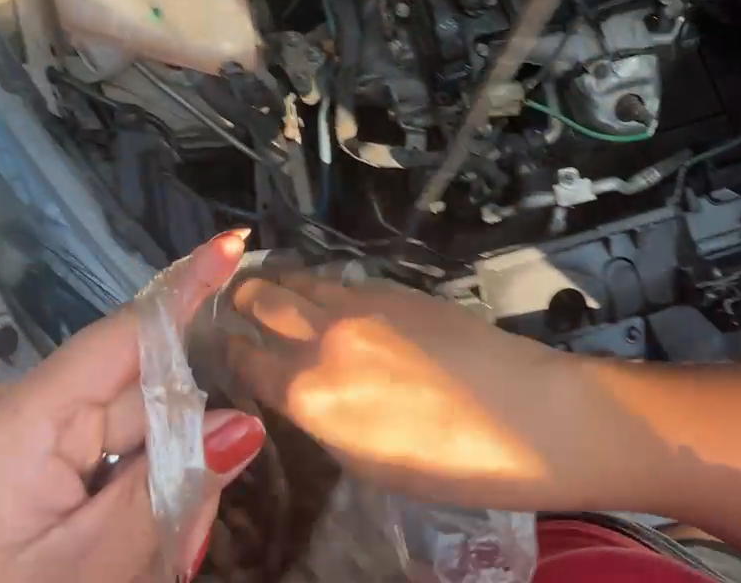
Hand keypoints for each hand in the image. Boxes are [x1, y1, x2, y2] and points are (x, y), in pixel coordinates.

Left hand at [0, 232, 264, 582]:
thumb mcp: (89, 572)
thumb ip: (167, 491)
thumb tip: (243, 426)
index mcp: (23, 417)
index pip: (124, 335)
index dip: (185, 290)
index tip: (232, 243)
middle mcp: (13, 407)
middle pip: (134, 398)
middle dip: (181, 451)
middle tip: (187, 543)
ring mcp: (6, 438)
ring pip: (119, 437)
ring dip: (153, 487)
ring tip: (153, 564)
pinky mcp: (5, 467)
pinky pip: (89, 460)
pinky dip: (121, 497)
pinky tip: (122, 552)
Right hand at [225, 271, 581, 508]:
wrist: (519, 411)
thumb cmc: (442, 461)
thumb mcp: (361, 459)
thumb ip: (319, 416)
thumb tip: (299, 389)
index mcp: (309, 394)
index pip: (247, 358)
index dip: (229, 346)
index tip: (221, 339)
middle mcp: (323, 339)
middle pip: (265, 298)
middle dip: (243, 295)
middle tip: (235, 296)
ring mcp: (361, 304)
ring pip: (303, 279)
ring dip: (282, 280)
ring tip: (270, 282)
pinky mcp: (395, 287)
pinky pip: (343, 280)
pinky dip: (324, 284)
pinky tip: (327, 292)